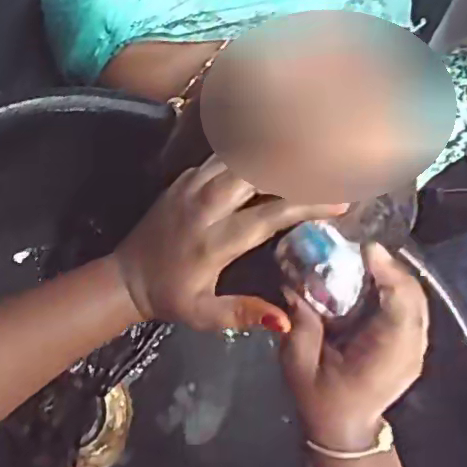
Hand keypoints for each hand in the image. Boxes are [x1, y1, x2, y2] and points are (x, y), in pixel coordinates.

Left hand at [113, 156, 345, 333]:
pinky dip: (245, 150)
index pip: (269, 215)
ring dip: (269, 152)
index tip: (341, 201)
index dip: (307, 204)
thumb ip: (242, 314)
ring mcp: (189, 188)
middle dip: (292, 165)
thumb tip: (286, 319)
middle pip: (253, 173)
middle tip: (330, 161)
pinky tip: (267, 148)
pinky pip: (218, 157)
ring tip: (306, 147)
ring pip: (235, 158)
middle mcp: (203, 207)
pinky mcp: (180, 180)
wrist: (125, 276)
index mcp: (213, 241)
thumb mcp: (202, 315)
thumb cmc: (169, 297)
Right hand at [278, 243, 428, 451]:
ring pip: (416, 300)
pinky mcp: (410, 344)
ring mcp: (415, 347)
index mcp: (386, 355)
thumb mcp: (299, 363)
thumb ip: (301, 325)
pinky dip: (393, 287)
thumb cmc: (320, 400)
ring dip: (393, 275)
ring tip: (363, 257)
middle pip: (414, 297)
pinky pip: (409, 307)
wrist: (345, 431)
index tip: (367, 249)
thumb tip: (294, 287)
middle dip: (391, 267)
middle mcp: (411, 348)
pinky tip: (370, 277)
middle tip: (359, 247)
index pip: (401, 306)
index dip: (389, 273)